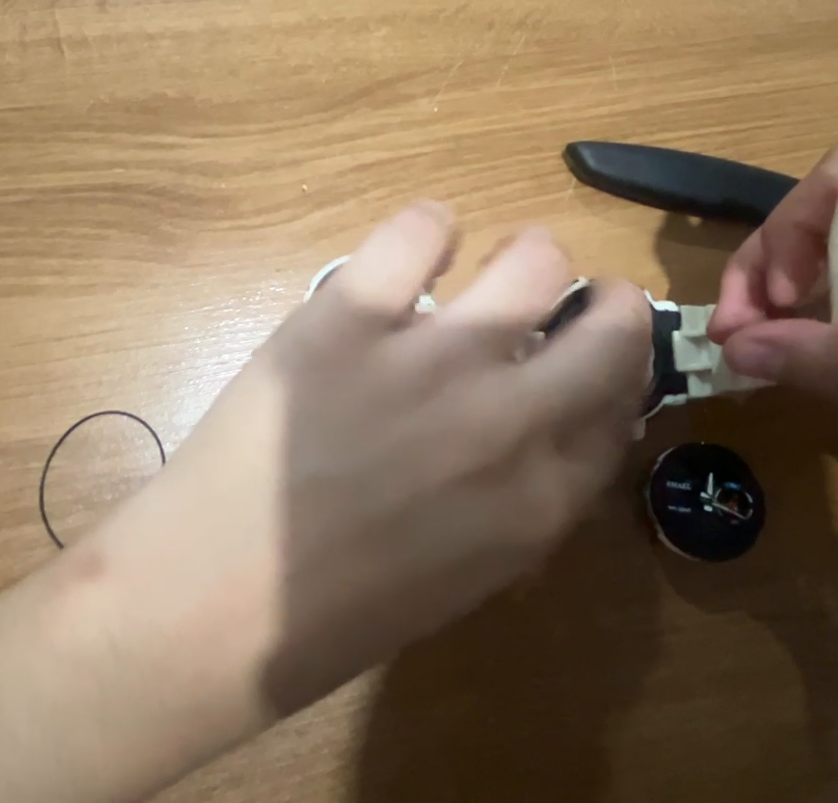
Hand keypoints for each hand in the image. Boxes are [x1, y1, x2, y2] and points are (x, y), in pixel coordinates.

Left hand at [95, 202, 652, 720]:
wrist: (212, 604)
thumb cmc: (343, 607)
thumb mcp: (470, 570)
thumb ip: (527, 492)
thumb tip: (556, 414)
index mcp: (542, 499)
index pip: (624, 400)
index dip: (617, 367)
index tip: (590, 353)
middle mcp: (508, 421)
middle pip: (614, 321)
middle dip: (605, 302)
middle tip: (569, 299)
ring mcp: (430, 361)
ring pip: (533, 258)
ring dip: (524, 259)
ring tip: (485, 274)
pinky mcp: (349, 319)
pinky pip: (418, 231)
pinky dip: (427, 230)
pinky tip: (412, 256)